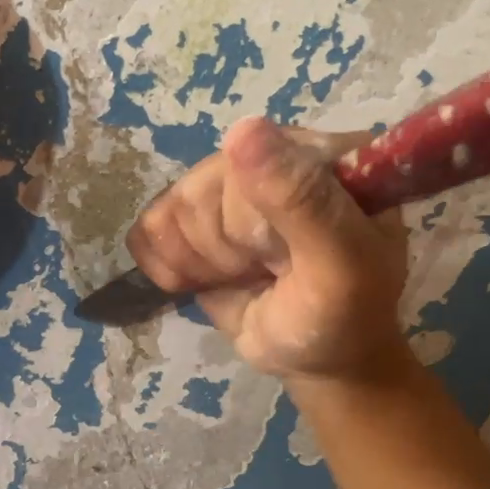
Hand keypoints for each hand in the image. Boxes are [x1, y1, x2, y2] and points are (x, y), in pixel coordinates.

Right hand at [127, 118, 411, 384]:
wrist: (312, 360)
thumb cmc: (339, 321)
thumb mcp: (339, 271)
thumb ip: (303, 202)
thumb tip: (243, 128)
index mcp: (322, 152)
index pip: (246, 161)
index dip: (249, 221)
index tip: (285, 258)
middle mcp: (274, 153)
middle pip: (201, 186)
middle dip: (225, 246)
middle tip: (265, 272)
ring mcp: (229, 182)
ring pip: (173, 207)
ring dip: (200, 260)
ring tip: (243, 276)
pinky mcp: (192, 212)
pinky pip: (150, 226)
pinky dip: (170, 265)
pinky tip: (210, 277)